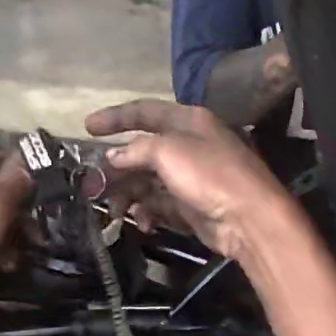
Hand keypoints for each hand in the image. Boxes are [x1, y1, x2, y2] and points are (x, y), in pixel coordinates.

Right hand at [85, 100, 299, 260]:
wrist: (248, 219)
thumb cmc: (210, 175)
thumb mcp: (169, 151)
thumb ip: (136, 150)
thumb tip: (114, 158)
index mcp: (189, 121)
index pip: (145, 112)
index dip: (115, 117)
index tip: (87, 127)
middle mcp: (190, 146)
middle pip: (143, 153)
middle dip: (117, 169)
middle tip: (93, 186)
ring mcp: (191, 179)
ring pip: (149, 182)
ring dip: (129, 195)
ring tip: (115, 210)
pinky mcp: (192, 207)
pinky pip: (161, 206)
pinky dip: (149, 213)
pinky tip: (144, 223)